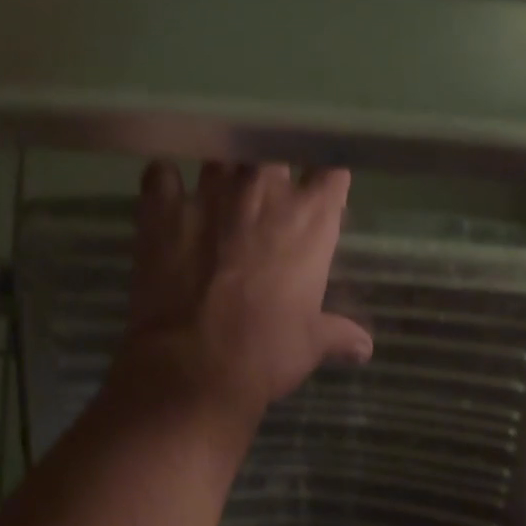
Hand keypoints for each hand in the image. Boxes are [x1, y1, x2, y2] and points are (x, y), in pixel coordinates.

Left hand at [114, 160, 372, 419]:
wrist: (193, 368)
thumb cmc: (266, 352)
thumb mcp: (313, 343)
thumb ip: (340, 333)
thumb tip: (364, 348)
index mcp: (310, 219)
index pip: (331, 173)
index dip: (326, 184)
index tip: (323, 198)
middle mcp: (264, 191)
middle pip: (275, 157)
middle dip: (273, 176)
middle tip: (267, 204)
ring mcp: (210, 194)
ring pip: (221, 158)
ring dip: (222, 176)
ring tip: (218, 199)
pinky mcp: (161, 208)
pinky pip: (161, 174)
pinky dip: (164, 183)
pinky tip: (167, 200)